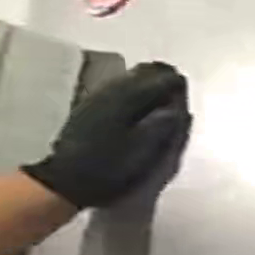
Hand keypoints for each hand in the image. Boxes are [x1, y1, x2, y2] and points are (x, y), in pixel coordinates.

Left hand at [23, 61, 189, 207]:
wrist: (70, 178)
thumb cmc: (114, 165)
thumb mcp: (145, 149)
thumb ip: (161, 125)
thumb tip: (177, 107)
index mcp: (126, 103)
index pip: (154, 84)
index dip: (171, 82)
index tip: (184, 82)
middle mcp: (110, 95)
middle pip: (137, 76)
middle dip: (156, 76)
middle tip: (173, 78)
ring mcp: (96, 100)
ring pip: (124, 80)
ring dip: (142, 79)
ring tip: (157, 79)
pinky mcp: (89, 108)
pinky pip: (114, 88)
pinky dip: (128, 86)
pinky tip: (133, 91)